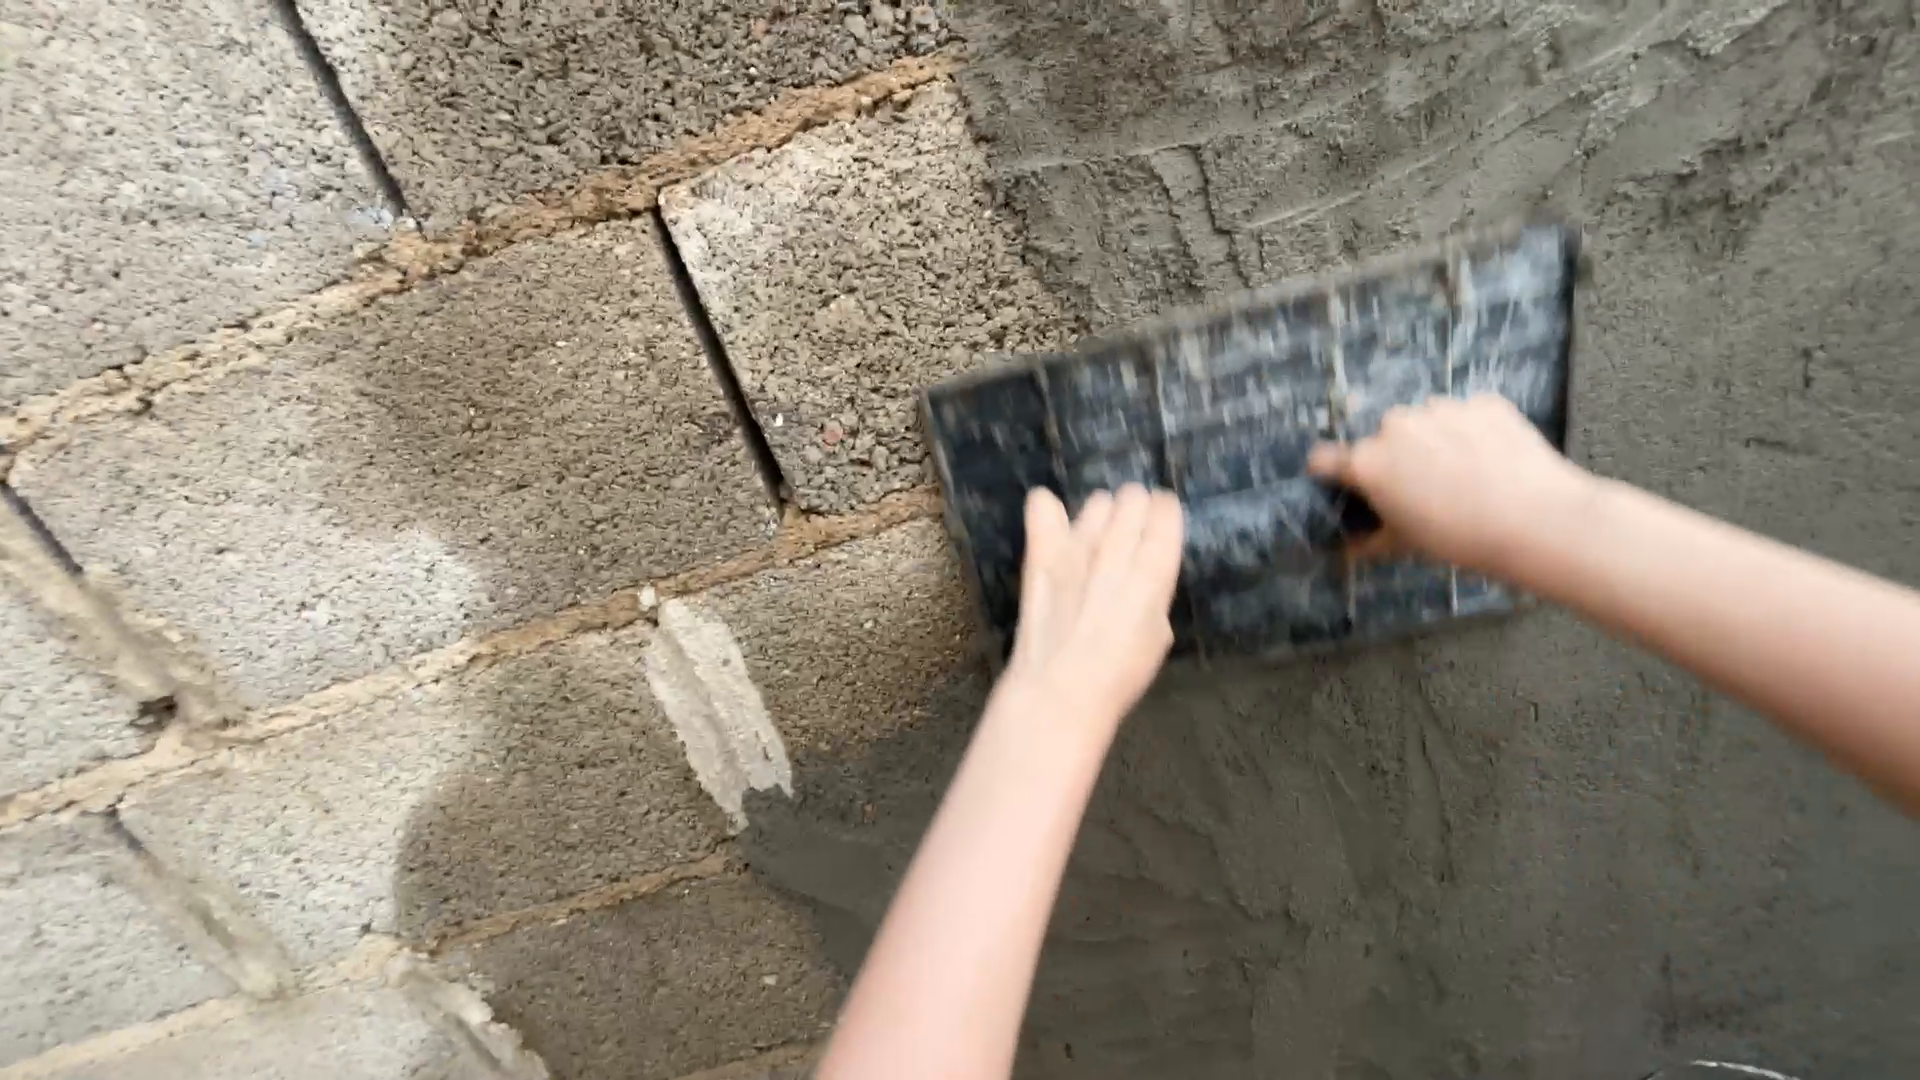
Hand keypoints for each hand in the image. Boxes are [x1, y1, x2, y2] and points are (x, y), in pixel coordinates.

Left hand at [1000, 484, 1184, 729]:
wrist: (1060, 689)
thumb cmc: (1119, 673)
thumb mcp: (1158, 633)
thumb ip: (1153, 591)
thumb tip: (1143, 571)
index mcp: (1154, 571)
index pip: (1165, 511)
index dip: (1164, 513)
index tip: (1159, 524)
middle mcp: (1117, 548)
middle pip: (1132, 498)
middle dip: (1135, 509)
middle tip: (1128, 533)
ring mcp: (1076, 547)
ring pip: (1097, 502)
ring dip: (1101, 514)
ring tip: (1095, 537)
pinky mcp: (1041, 552)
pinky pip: (1042, 506)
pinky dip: (1048, 508)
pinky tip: (1052, 520)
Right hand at [1307, 394, 1595, 572]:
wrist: (1539, 521)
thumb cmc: (1458, 537)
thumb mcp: (1403, 545)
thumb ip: (1367, 541)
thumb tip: (1348, 548)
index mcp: (1367, 462)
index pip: (1323, 459)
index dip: (1331, 474)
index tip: (1346, 485)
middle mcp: (1395, 426)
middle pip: (1380, 439)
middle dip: (1393, 457)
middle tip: (1418, 486)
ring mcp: (1440, 409)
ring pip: (1423, 422)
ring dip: (1431, 441)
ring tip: (1460, 471)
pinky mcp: (1483, 403)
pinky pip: (1464, 415)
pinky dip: (1469, 432)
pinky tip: (1489, 460)